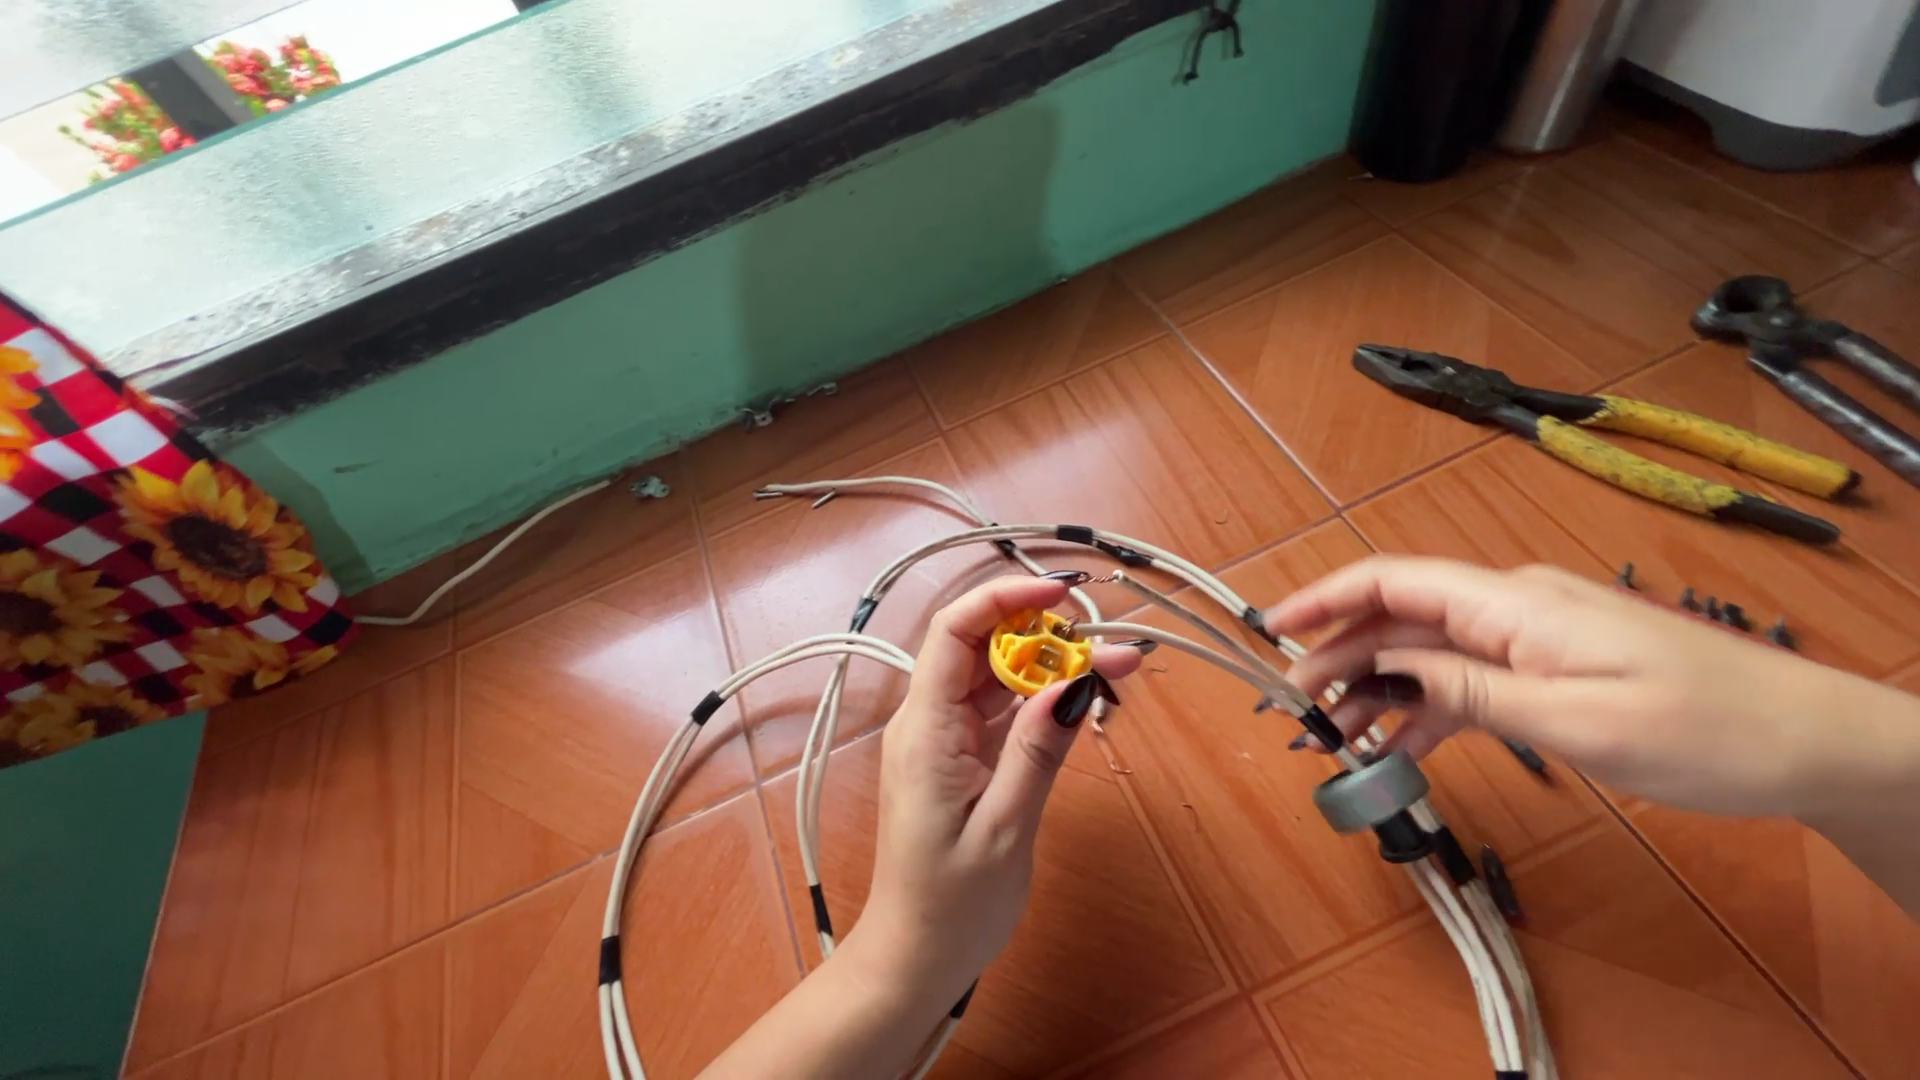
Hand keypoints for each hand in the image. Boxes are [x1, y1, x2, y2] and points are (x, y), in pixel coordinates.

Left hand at [848, 575, 1140, 1009]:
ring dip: (1048, 666)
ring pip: (994, 677)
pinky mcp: (959, 758)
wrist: (914, 958)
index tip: (1060, 595)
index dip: (1004, 598)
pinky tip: (1076, 700)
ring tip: (1110, 668)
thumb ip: (1036, 751)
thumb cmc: (952, 905)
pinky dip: (1037, 700)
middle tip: (1109, 648)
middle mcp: (928, 722)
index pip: (954, 632)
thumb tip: (1074, 683)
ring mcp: (943, 739)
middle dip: (1042, 634)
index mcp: (926, 730)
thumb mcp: (1004, 829)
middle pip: (980, 648)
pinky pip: (998, 711)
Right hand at [1263, 556, 1919, 821]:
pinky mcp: (1538, 668)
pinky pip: (1458, 681)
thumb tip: (1384, 670)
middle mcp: (1505, 608)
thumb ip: (1468, 690)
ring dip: (1373, 690)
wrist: (1820, 743)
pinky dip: (1420, 711)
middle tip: (1295, 708)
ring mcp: (1521, 638)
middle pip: (1394, 621)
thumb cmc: (1707, 729)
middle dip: (1337, 657)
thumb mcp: (1575, 721)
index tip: (1272, 629)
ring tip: (1335, 736)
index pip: (1390, 581)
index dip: (1322, 598)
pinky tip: (1394, 746)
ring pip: (1420, 654)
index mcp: (1509, 604)